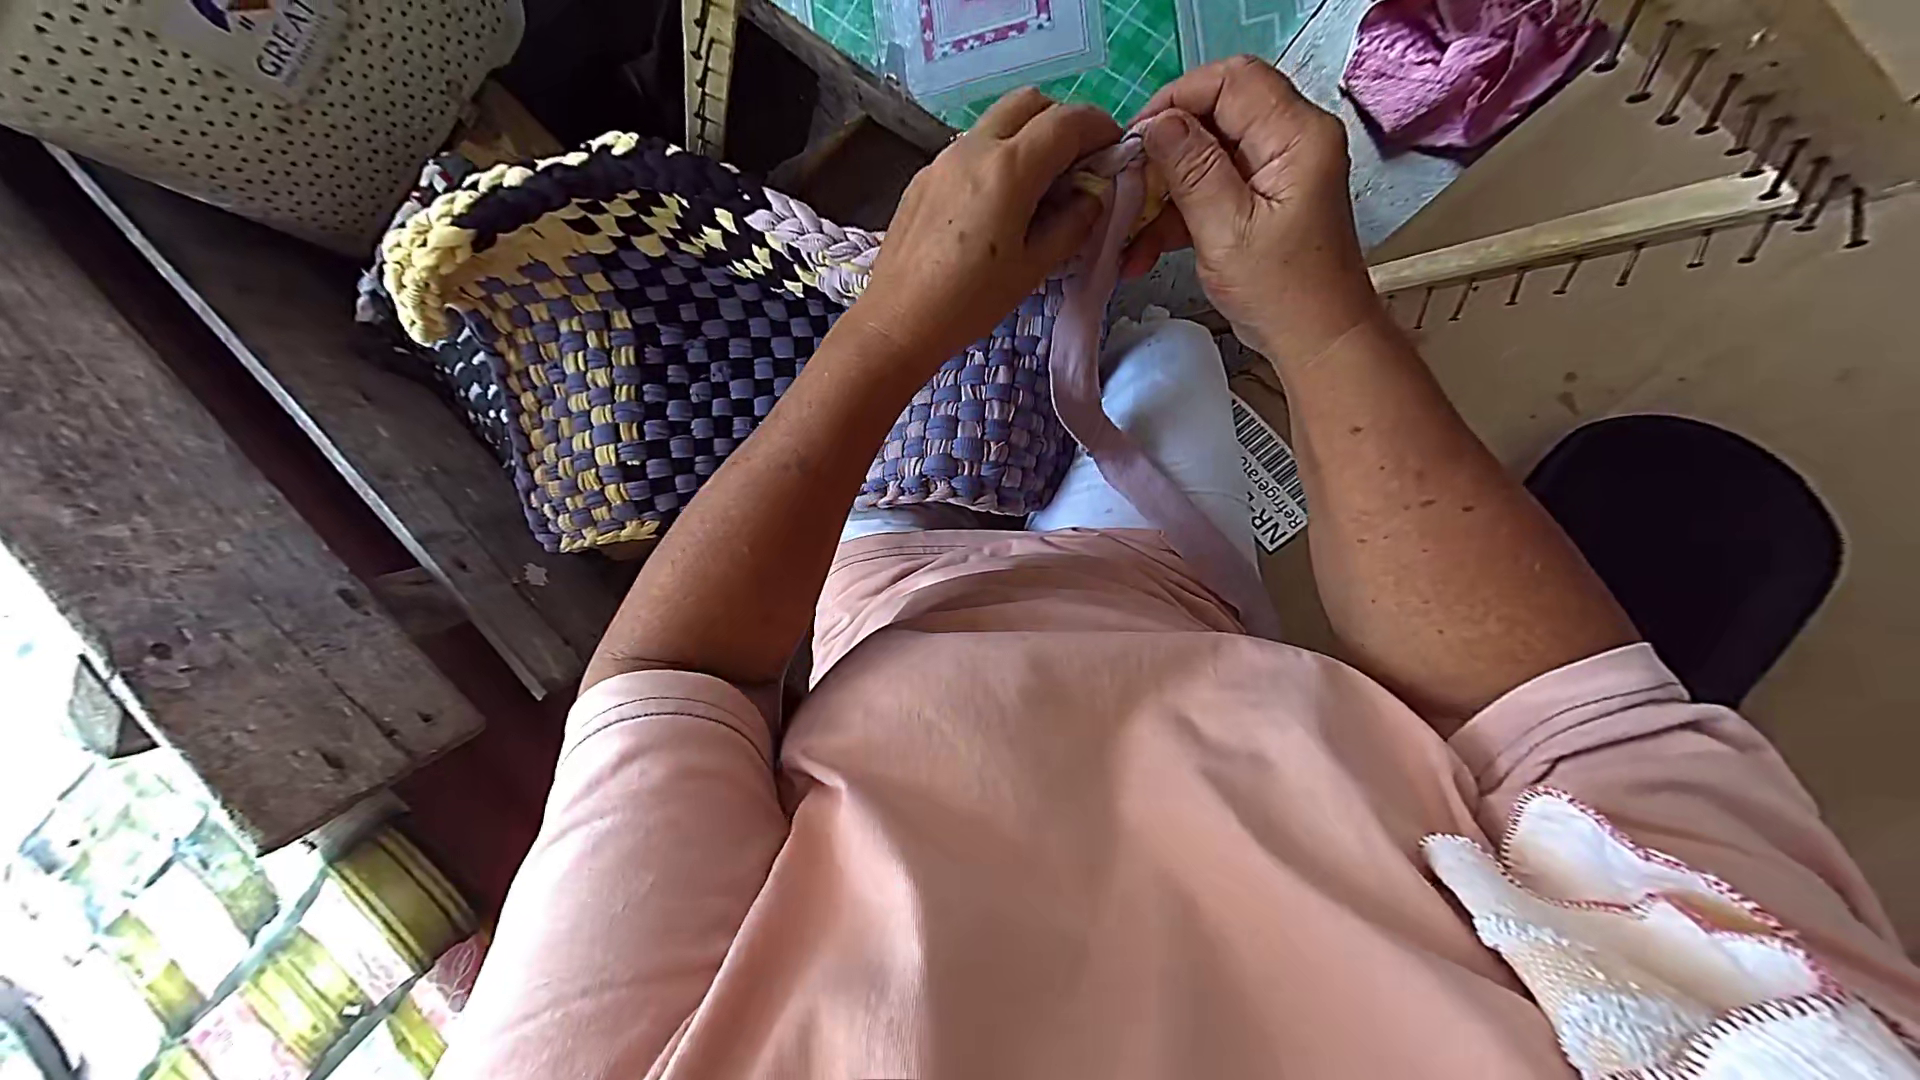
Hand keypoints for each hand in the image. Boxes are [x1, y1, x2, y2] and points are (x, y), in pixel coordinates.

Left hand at [847, 88, 1119, 367]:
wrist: (899, 322)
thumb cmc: (970, 303)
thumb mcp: (1032, 269)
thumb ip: (1071, 225)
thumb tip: (1092, 197)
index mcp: (1009, 169)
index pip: (1067, 122)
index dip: (1099, 129)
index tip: (1112, 149)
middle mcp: (973, 149)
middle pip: (1029, 103)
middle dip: (1061, 123)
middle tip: (1074, 165)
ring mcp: (942, 160)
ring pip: (995, 125)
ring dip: (1025, 140)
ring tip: (1035, 191)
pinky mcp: (922, 180)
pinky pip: (967, 152)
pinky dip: (994, 160)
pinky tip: (993, 208)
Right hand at [1123, 57, 1380, 365]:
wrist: (1314, 339)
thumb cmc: (1281, 292)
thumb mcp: (1227, 231)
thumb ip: (1193, 171)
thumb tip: (1157, 124)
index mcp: (1294, 137)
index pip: (1231, 82)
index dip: (1176, 101)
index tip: (1133, 141)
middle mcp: (1287, 143)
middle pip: (1214, 119)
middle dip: (1163, 154)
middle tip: (1126, 189)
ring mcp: (1271, 175)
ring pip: (1204, 160)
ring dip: (1162, 196)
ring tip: (1130, 236)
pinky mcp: (1256, 204)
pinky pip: (1208, 193)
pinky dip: (1175, 219)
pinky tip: (1145, 252)